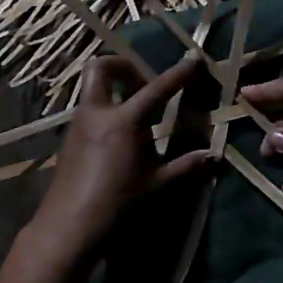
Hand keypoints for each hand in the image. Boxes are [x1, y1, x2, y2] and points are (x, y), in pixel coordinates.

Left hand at [30, 54, 212, 253]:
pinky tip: (117, 136)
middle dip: (123, 66)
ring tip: (135, 111)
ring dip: (113, 89)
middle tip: (143, 82)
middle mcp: (98, 113)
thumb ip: (184, 166)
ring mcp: (79, 123)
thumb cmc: (116, 202)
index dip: (177, 74)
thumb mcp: (155, 184)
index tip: (192, 59)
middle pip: (102, 67)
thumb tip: (213, 156)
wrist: (69, 223)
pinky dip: (104, 109)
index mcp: (124, 121)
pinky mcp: (69, 137)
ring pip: (92, 88)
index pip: (156, 89)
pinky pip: (88, 109)